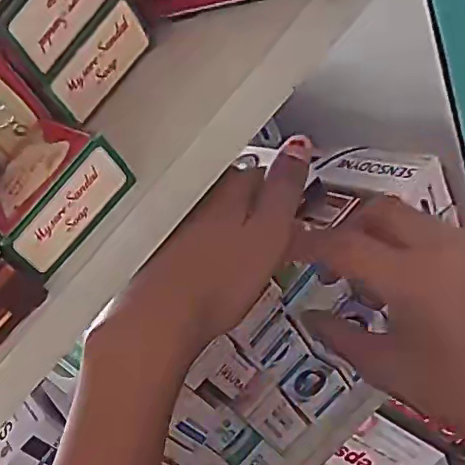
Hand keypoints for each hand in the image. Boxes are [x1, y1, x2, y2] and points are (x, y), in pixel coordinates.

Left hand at [92, 137, 311, 371]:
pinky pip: (197, 238)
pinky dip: (212, 247)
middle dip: (260, 207)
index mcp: (228, 185)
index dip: (288, 190)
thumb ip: (284, 189)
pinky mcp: (162, 249)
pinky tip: (218, 268)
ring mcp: (177, 221)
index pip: (267, 170)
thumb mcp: (268, 234)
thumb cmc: (216, 282)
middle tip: (280, 236)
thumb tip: (298, 146)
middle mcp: (199, 195)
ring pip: (217, 214)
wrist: (162, 318)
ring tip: (251, 257)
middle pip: (239, 191)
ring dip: (234, 227)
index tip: (301, 209)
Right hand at [293, 198, 464, 464]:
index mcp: (413, 278)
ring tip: (386, 285)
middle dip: (351, 227)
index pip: (346, 245)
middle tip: (338, 261)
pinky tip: (431, 294)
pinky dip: (429, 255)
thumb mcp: (386, 368)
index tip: (292, 248)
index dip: (311, 244)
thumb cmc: (453, 396)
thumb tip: (309, 315)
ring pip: (421, 223)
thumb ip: (339, 335)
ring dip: (391, 241)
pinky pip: (456, 240)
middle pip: (384, 210)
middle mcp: (449, 249)